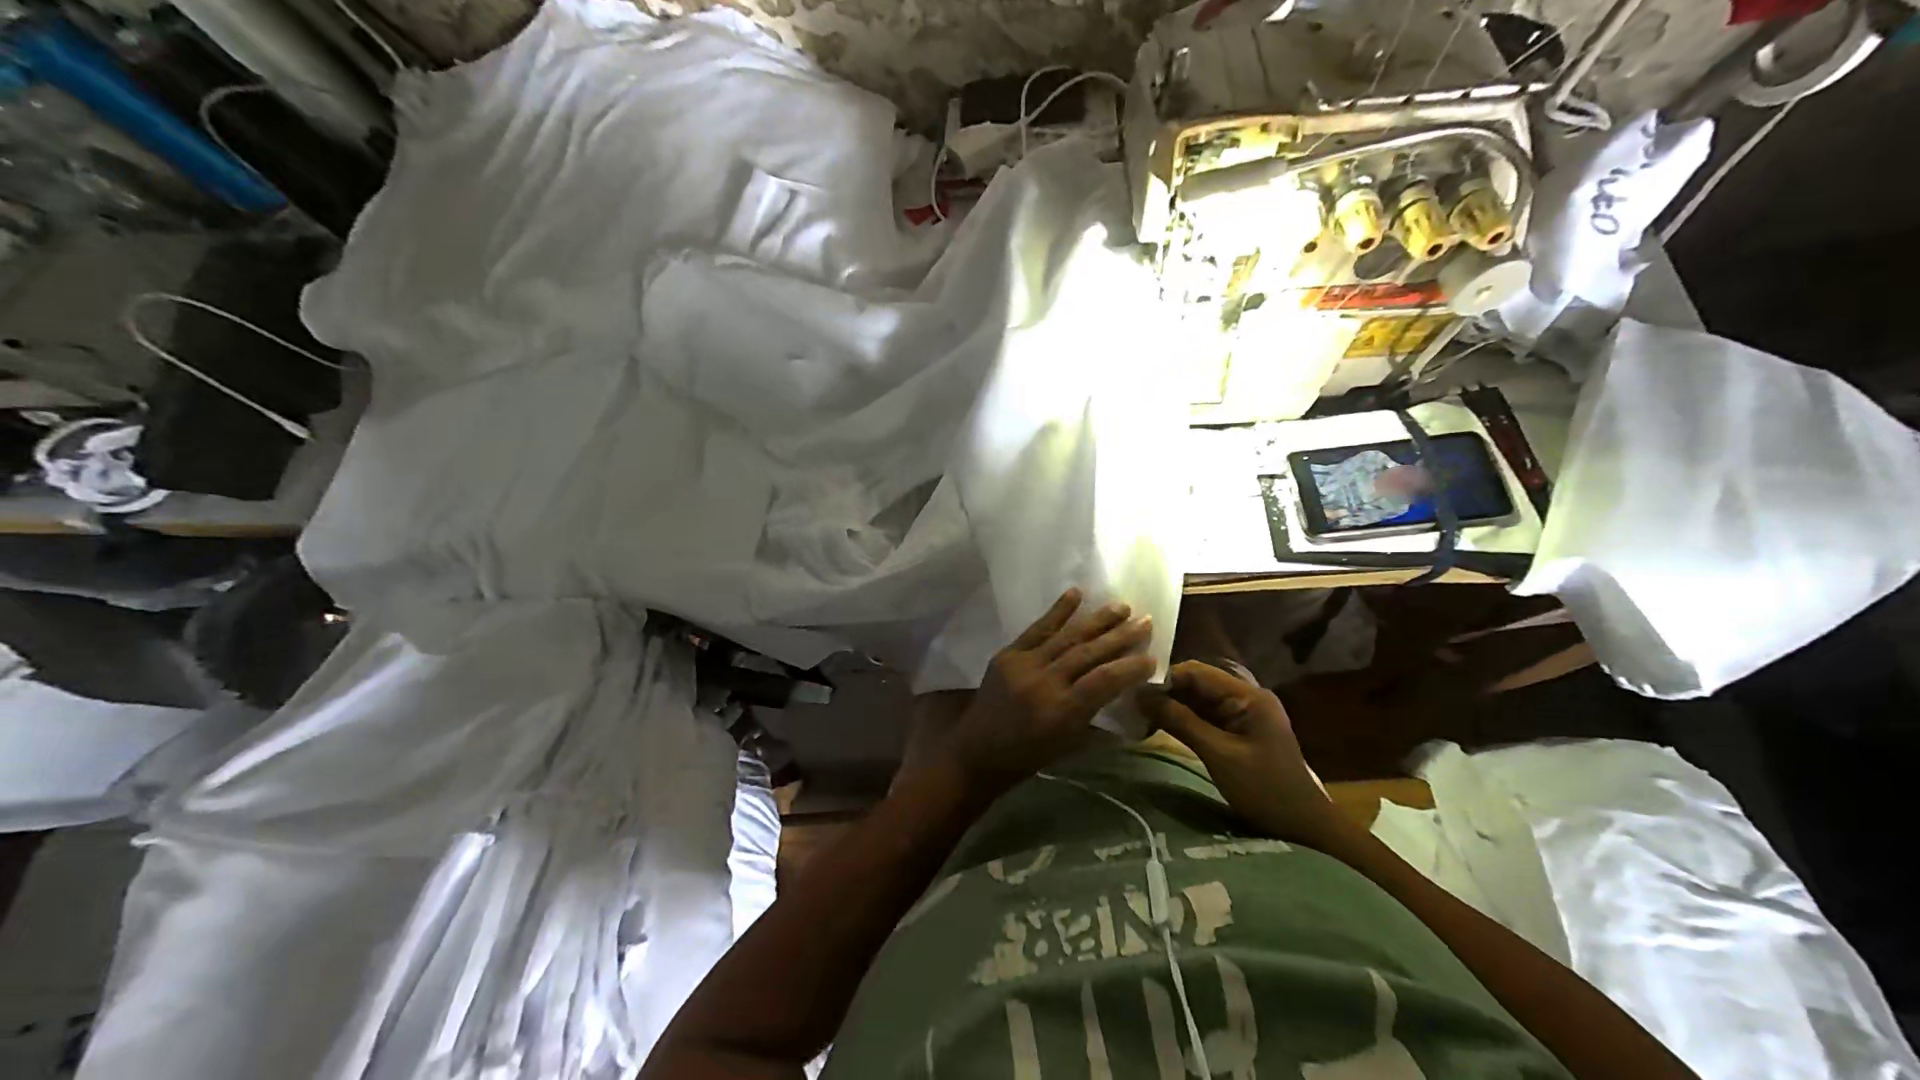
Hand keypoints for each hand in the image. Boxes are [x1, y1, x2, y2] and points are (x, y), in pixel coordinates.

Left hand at [912, 589, 1155, 800]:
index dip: (1130, 668)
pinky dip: (1057, 611)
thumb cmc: (1028, 756)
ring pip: (1067, 637)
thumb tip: (1124, 688)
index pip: (1105, 681)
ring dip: (1096, 620)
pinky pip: (1037, 628)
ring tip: (1121, 606)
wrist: (977, 752)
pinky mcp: (1008, 654)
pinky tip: (1076, 594)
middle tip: (1145, 620)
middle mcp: (1045, 683)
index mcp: (1062, 711)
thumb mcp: (1068, 743)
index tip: (1152, 657)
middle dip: (1120, 636)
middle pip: (1089, 653)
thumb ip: (1095, 712)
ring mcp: (1024, 665)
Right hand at [1137, 660, 1346, 846]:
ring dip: (1171, 706)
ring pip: (1197, 699)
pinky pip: (1204, 716)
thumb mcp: (1218, 755)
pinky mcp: (1238, 730)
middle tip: (1131, 705)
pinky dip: (1182, 719)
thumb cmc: (1264, 790)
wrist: (1303, 828)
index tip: (1133, 692)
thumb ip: (1181, 721)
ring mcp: (1243, 714)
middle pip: (1197, 683)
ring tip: (1139, 715)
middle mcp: (1246, 697)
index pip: (1197, 672)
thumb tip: (1141, 696)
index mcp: (1248, 696)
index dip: (1165, 678)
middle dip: (1165, 692)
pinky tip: (1158, 725)